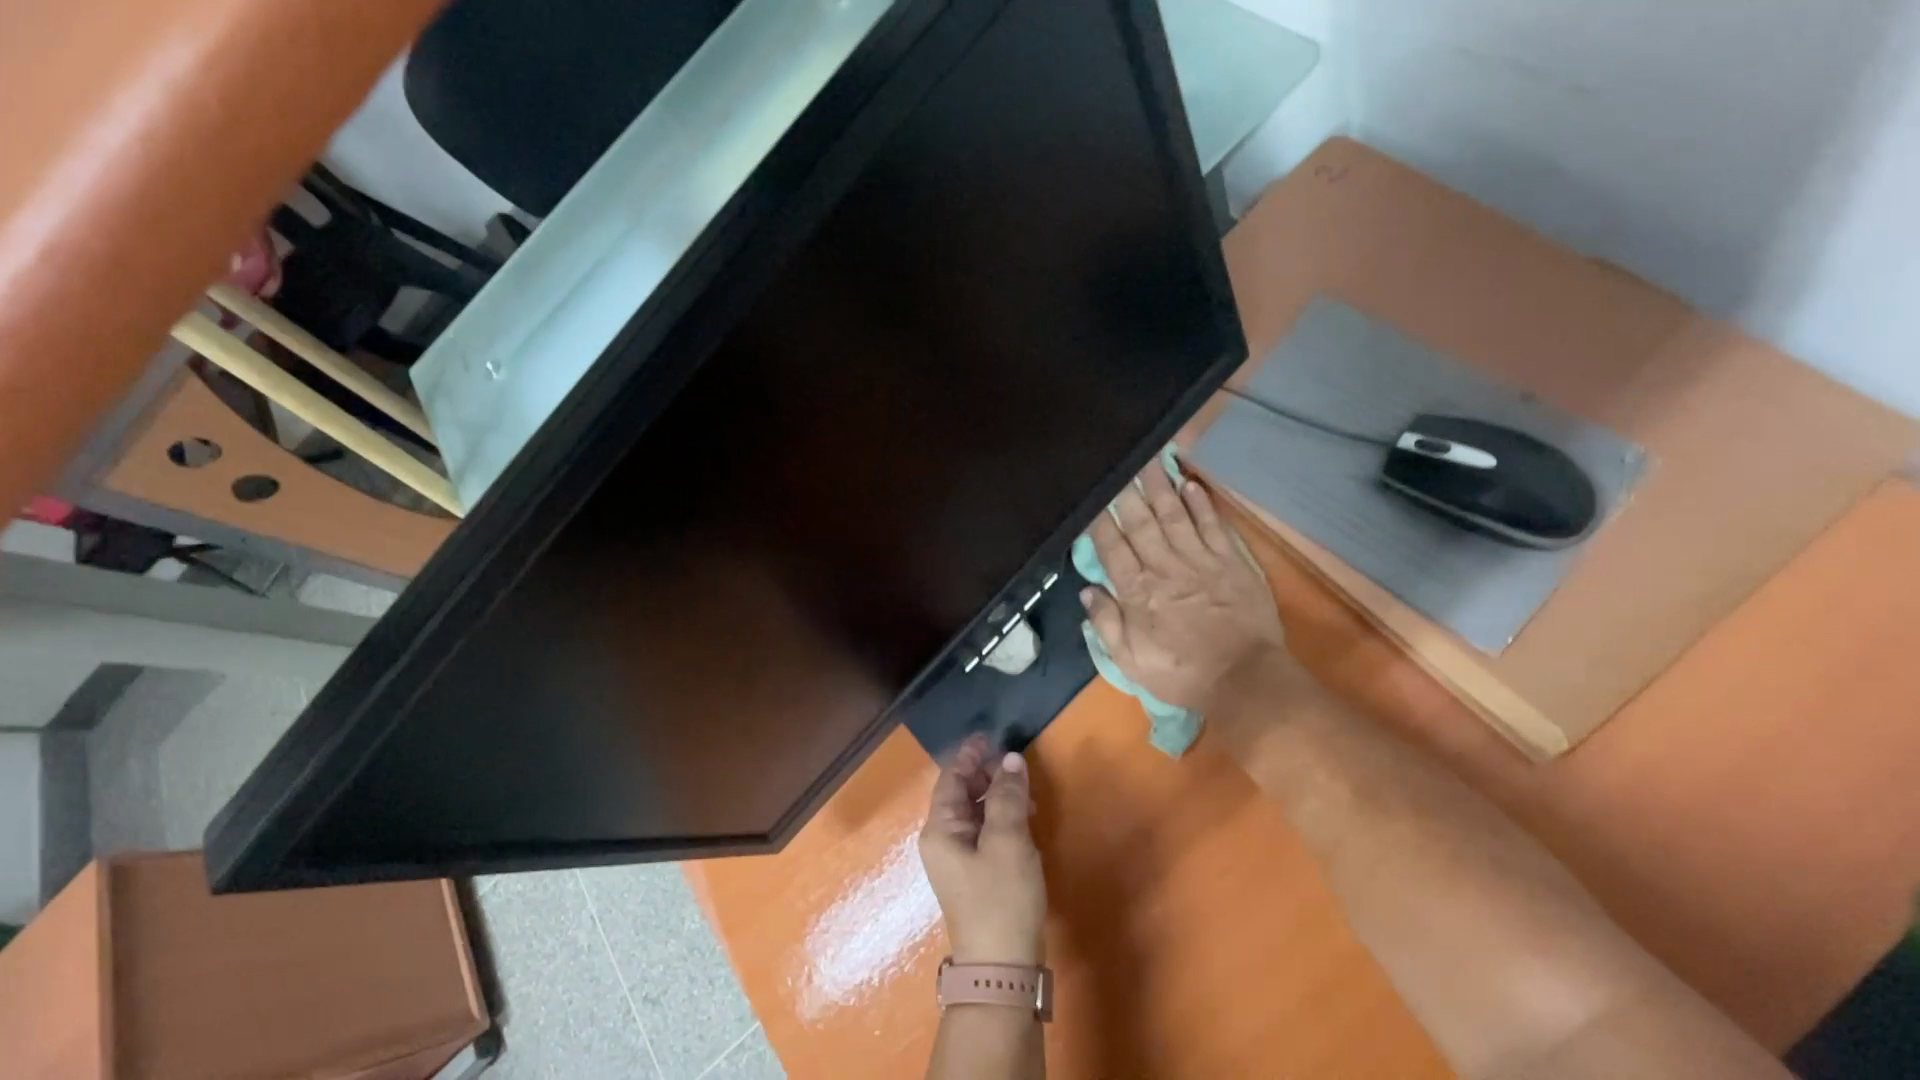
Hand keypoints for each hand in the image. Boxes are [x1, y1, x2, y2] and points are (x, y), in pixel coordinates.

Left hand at [918, 734, 1046, 965]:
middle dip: (985, 775)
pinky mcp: (976, 876)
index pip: (950, 779)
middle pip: (959, 794)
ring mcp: (958, 861)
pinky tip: (1024, 820)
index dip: (969, 756)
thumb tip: (1010, 759)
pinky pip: (985, 834)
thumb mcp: (1008, 841)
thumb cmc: (1000, 897)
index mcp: (939, 830)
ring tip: (1025, 791)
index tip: (990, 736)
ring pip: (975, 814)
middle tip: (1015, 763)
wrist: (1001, 966)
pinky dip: (1001, 819)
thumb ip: (1007, 796)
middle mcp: (942, 842)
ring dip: (996, 797)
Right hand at [1082, 465, 1289, 709]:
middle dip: (1126, 491)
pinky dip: (1201, 504)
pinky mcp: (1231, 562)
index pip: (1112, 547)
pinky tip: (1190, 484)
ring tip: (1148, 459)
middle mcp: (1166, 568)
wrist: (1245, 679)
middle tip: (1117, 461)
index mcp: (1138, 592)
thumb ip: (1107, 624)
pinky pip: (1213, 526)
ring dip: (1159, 486)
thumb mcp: (1131, 661)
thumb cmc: (1183, 675)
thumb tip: (1088, 591)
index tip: (1090, 496)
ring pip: (1175, 515)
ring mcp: (1201, 561)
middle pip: (1141, 522)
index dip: (1098, 520)